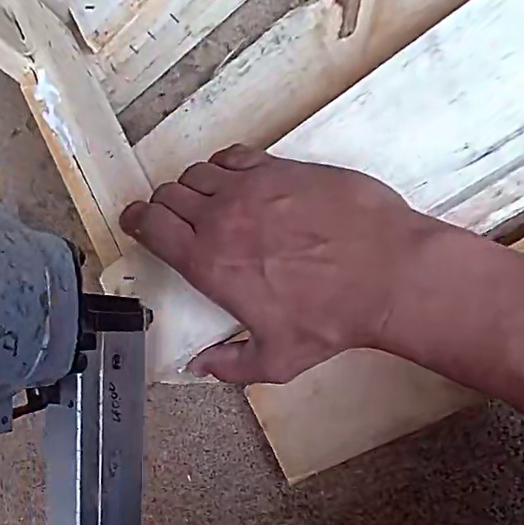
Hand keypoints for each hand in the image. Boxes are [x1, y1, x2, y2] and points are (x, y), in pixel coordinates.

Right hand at [119, 145, 458, 383]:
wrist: (388, 274)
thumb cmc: (332, 320)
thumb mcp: (276, 360)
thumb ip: (229, 365)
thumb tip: (199, 368)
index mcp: (210, 262)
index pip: (151, 225)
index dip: (136, 220)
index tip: (135, 221)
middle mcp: (223, 218)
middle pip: (170, 195)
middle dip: (164, 207)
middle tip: (174, 219)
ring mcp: (253, 187)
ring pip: (199, 172)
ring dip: (193, 187)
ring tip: (207, 204)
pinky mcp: (283, 169)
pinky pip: (235, 156)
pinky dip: (225, 167)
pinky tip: (237, 182)